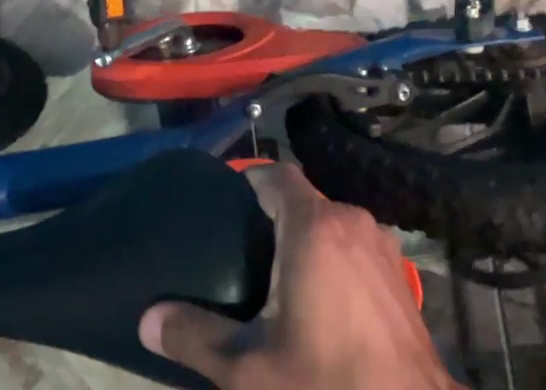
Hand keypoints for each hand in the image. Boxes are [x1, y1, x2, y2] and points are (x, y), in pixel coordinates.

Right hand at [139, 162, 460, 389]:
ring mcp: (380, 243)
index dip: (248, 181)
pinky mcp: (397, 269)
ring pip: (331, 223)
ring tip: (270, 278)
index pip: (277, 175)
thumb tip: (148, 319)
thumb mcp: (248, 368)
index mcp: (314, 227)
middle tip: (236, 252)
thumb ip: (195, 336)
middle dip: (270, 219)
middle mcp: (351, 220)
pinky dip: (331, 258)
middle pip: (302, 201)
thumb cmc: (324, 380)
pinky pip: (353, 245)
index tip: (222, 205)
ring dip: (302, 240)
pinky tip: (316, 299)